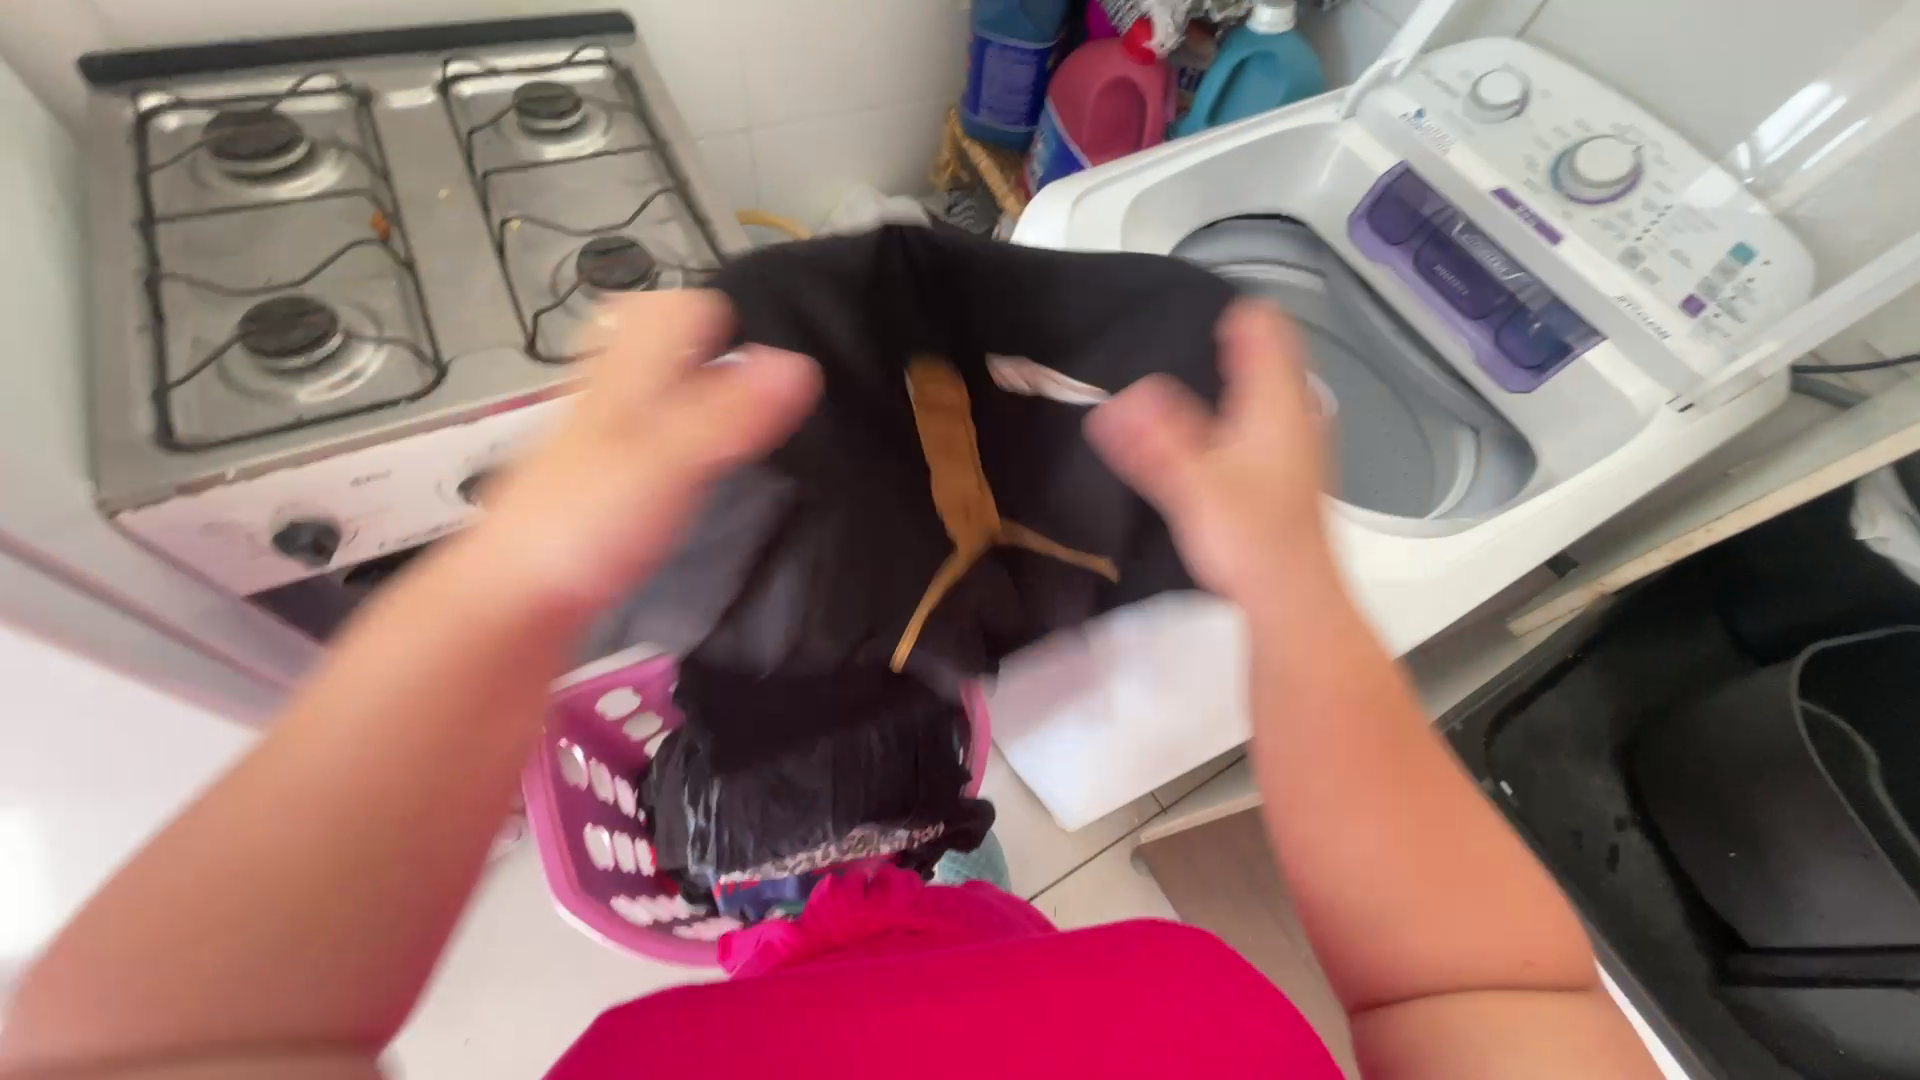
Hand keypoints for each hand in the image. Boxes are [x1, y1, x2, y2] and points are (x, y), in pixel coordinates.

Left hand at [464, 290, 820, 612]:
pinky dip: (679, 434)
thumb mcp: (669, 463)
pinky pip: (649, 429)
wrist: (514, 594)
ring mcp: (603, 432)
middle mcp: (612, 392)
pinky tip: (697, 468)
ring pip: (656, 383)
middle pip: (661, 337)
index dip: (728, 324)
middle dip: (713, 352)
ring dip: (698, 392)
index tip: (762, 373)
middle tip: (755, 400)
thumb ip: (732, 415)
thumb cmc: (588, 521)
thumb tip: (802, 365)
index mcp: (627, 376)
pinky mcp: (603, 471)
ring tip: (739, 430)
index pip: (680, 308)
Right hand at [1086, 299, 1331, 602]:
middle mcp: (1295, 418)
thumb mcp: (1193, 488)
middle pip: (1271, 356)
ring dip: (1236, 376)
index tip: (1191, 303)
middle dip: (1231, 340)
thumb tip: (1112, 401)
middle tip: (1180, 333)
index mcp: (1275, 407)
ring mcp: (1297, 448)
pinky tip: (1211, 431)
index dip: (1234, 311)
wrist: (1291, 601)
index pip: (1265, 332)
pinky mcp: (1287, 477)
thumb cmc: (1250, 542)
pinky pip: (1264, 422)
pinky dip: (1238, 412)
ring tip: (1190, 371)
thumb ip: (1153, 444)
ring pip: (1269, 391)